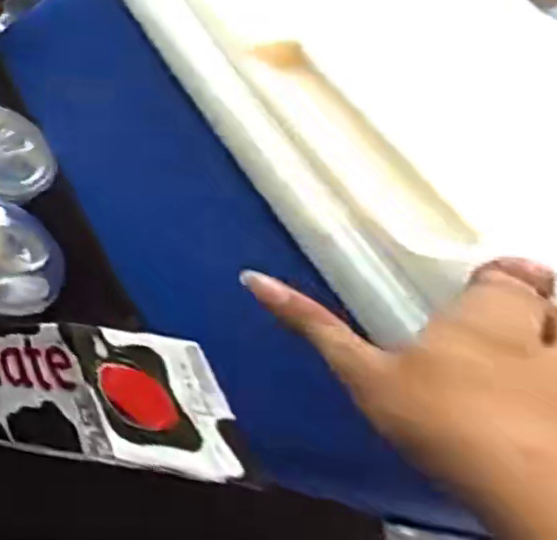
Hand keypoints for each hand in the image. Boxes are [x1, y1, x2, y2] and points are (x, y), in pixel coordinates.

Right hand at [245, 259, 556, 539]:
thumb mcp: (362, 372)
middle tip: (522, 307)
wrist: (535, 500)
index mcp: (488, 323)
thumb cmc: (440, 421)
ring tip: (531, 345)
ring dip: (556, 336)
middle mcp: (546, 346)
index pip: (512, 282)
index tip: (496, 277)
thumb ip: (315, 324)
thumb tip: (251, 278)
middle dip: (547, 304)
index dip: (507, 276)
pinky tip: (536, 391)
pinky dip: (554, 380)